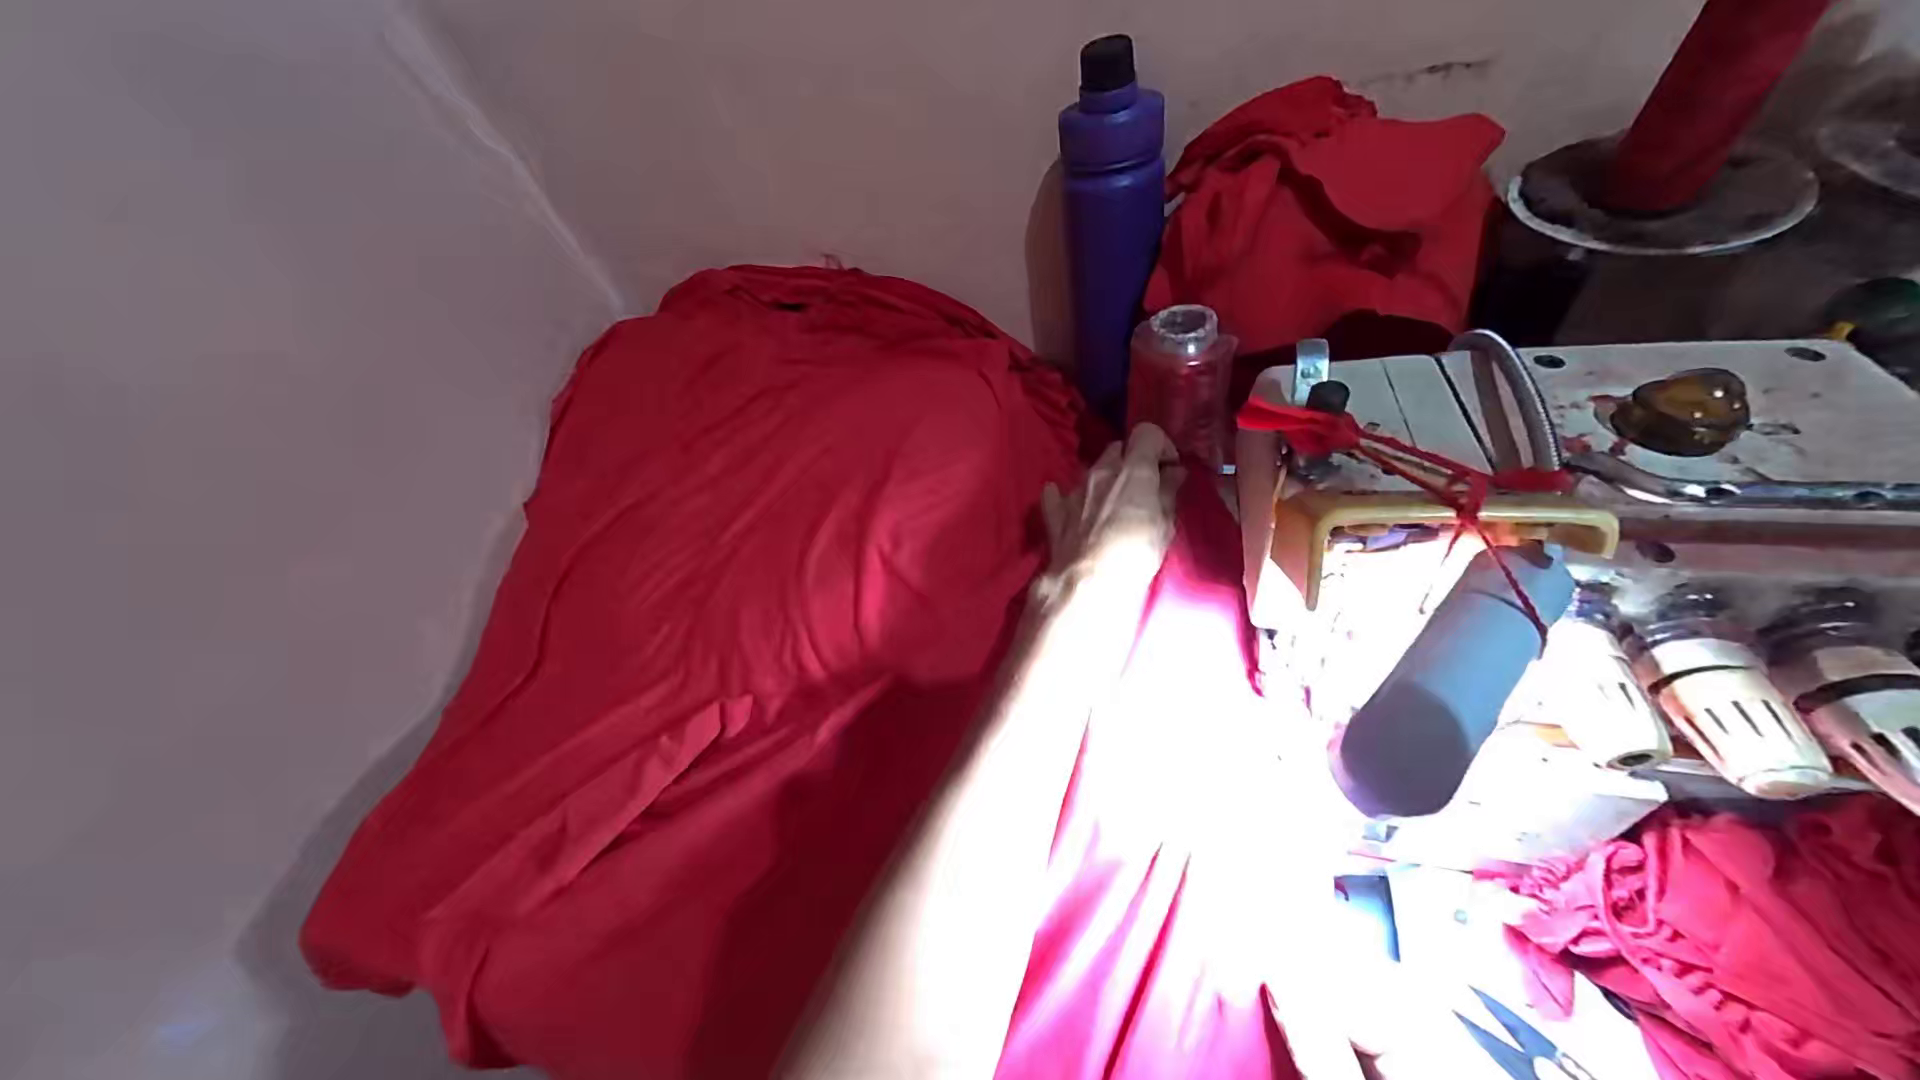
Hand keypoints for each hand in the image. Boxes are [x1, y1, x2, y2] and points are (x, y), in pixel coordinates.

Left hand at [1039, 423, 1185, 593]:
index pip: (1146, 432)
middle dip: (1132, 461)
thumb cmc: (1135, 554)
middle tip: (1144, 488)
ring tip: (1114, 505)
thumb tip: (1174, 472)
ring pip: (1091, 470)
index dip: (1160, 446)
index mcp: (1131, 470)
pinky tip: (1075, 508)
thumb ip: (1168, 493)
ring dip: (1105, 480)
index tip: (1168, 468)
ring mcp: (1073, 490)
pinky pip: (1059, 494)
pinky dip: (1068, 497)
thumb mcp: (1165, 525)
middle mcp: (1099, 471)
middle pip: (1117, 449)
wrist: (1087, 584)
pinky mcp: (1055, 512)